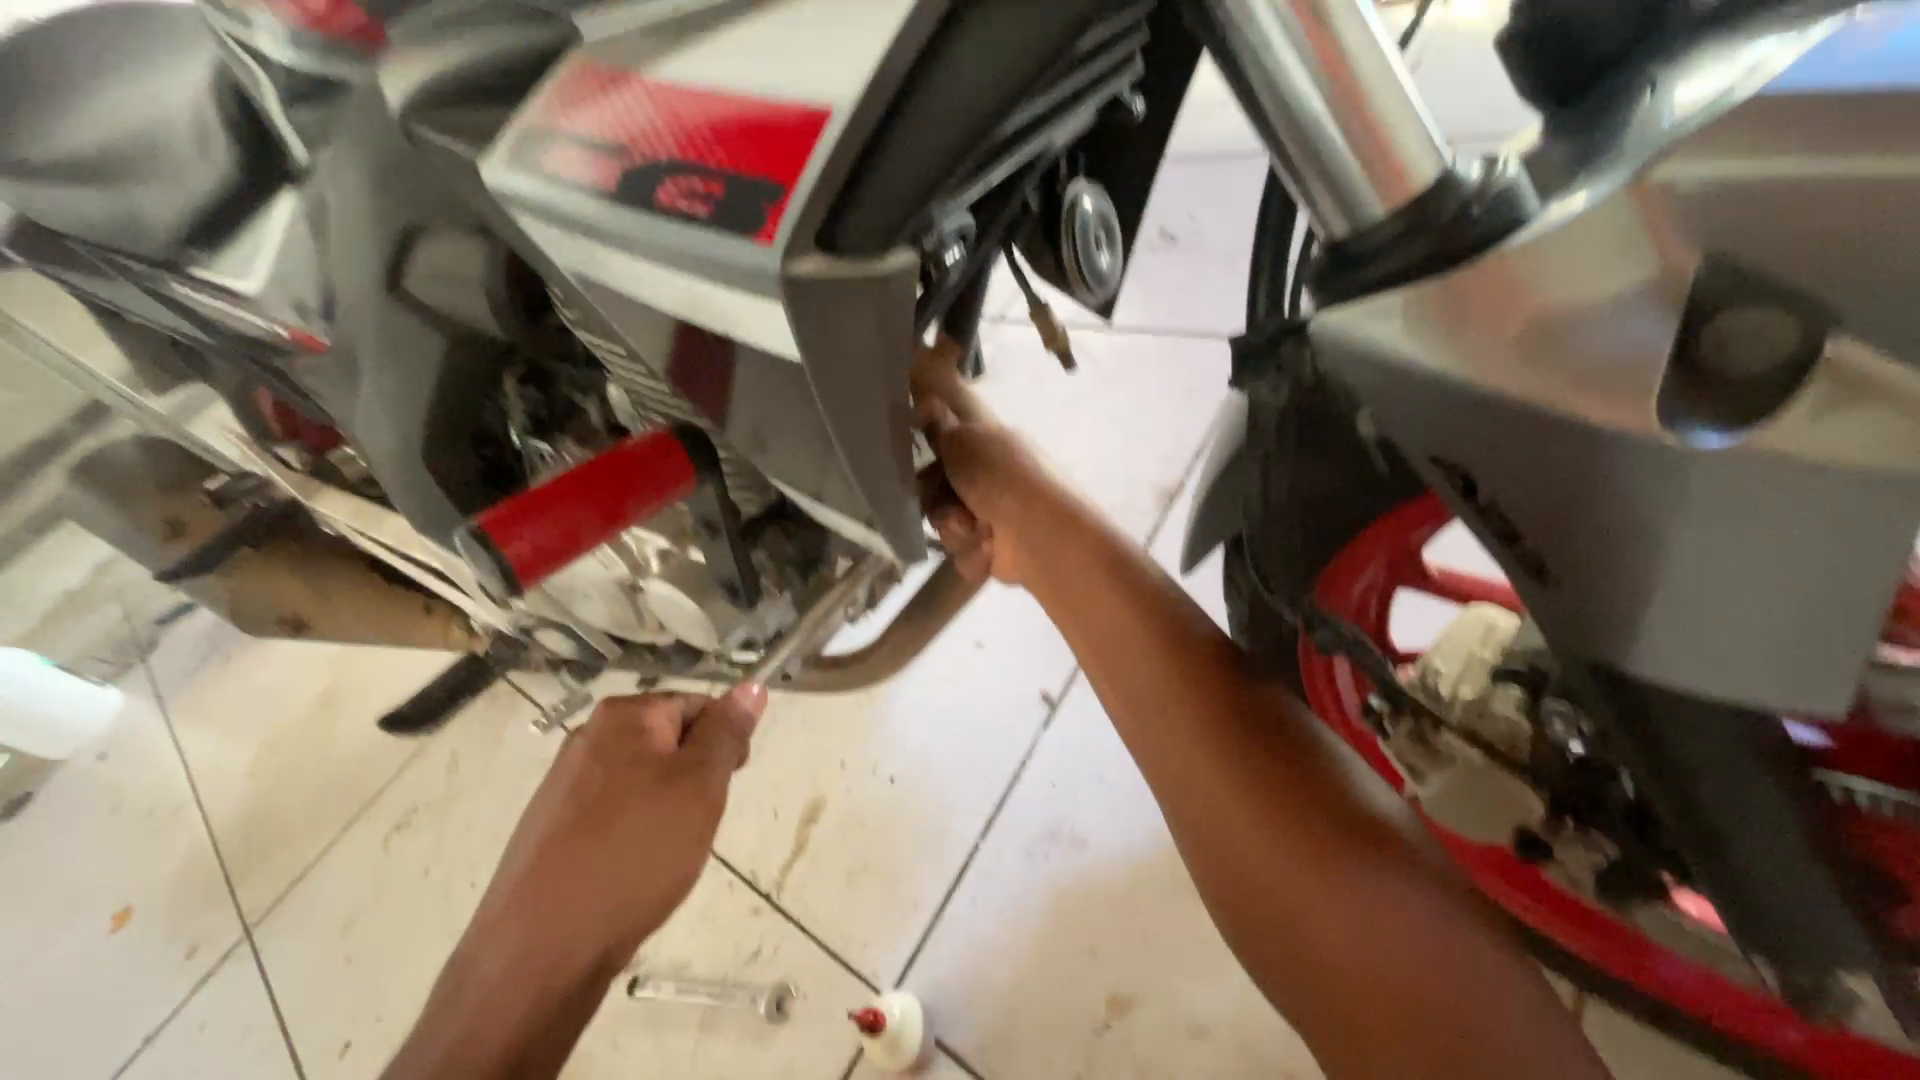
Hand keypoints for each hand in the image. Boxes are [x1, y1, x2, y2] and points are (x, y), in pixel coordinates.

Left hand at [463, 687, 769, 977]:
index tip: (730, 784)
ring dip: (668, 807)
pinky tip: (636, 868)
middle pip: (668, 740)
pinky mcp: (554, 827)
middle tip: (700, 820)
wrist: (542, 946)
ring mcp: (565, 784)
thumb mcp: (699, 786)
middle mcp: (588, 737)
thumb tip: (752, 685)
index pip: (697, 704)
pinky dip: (635, 832)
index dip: (724, 741)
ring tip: (669, 851)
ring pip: (643, 779)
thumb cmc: (635, 852)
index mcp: (624, 715)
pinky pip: (614, 812)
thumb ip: (726, 732)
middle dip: (695, 776)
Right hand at [911, 337, 1064, 585]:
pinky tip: (989, 550)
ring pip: (945, 523)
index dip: (929, 447)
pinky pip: (961, 553)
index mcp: (988, 444)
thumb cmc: (1002, 478)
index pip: (949, 438)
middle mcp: (989, 478)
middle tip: (947, 501)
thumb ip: (939, 425)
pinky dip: (973, 554)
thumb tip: (927, 399)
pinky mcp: (991, 552)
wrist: (1041, 535)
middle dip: (936, 499)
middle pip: (936, 488)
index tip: (916, 454)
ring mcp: (990, 516)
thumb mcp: (965, 441)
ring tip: (977, 530)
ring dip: (955, 528)